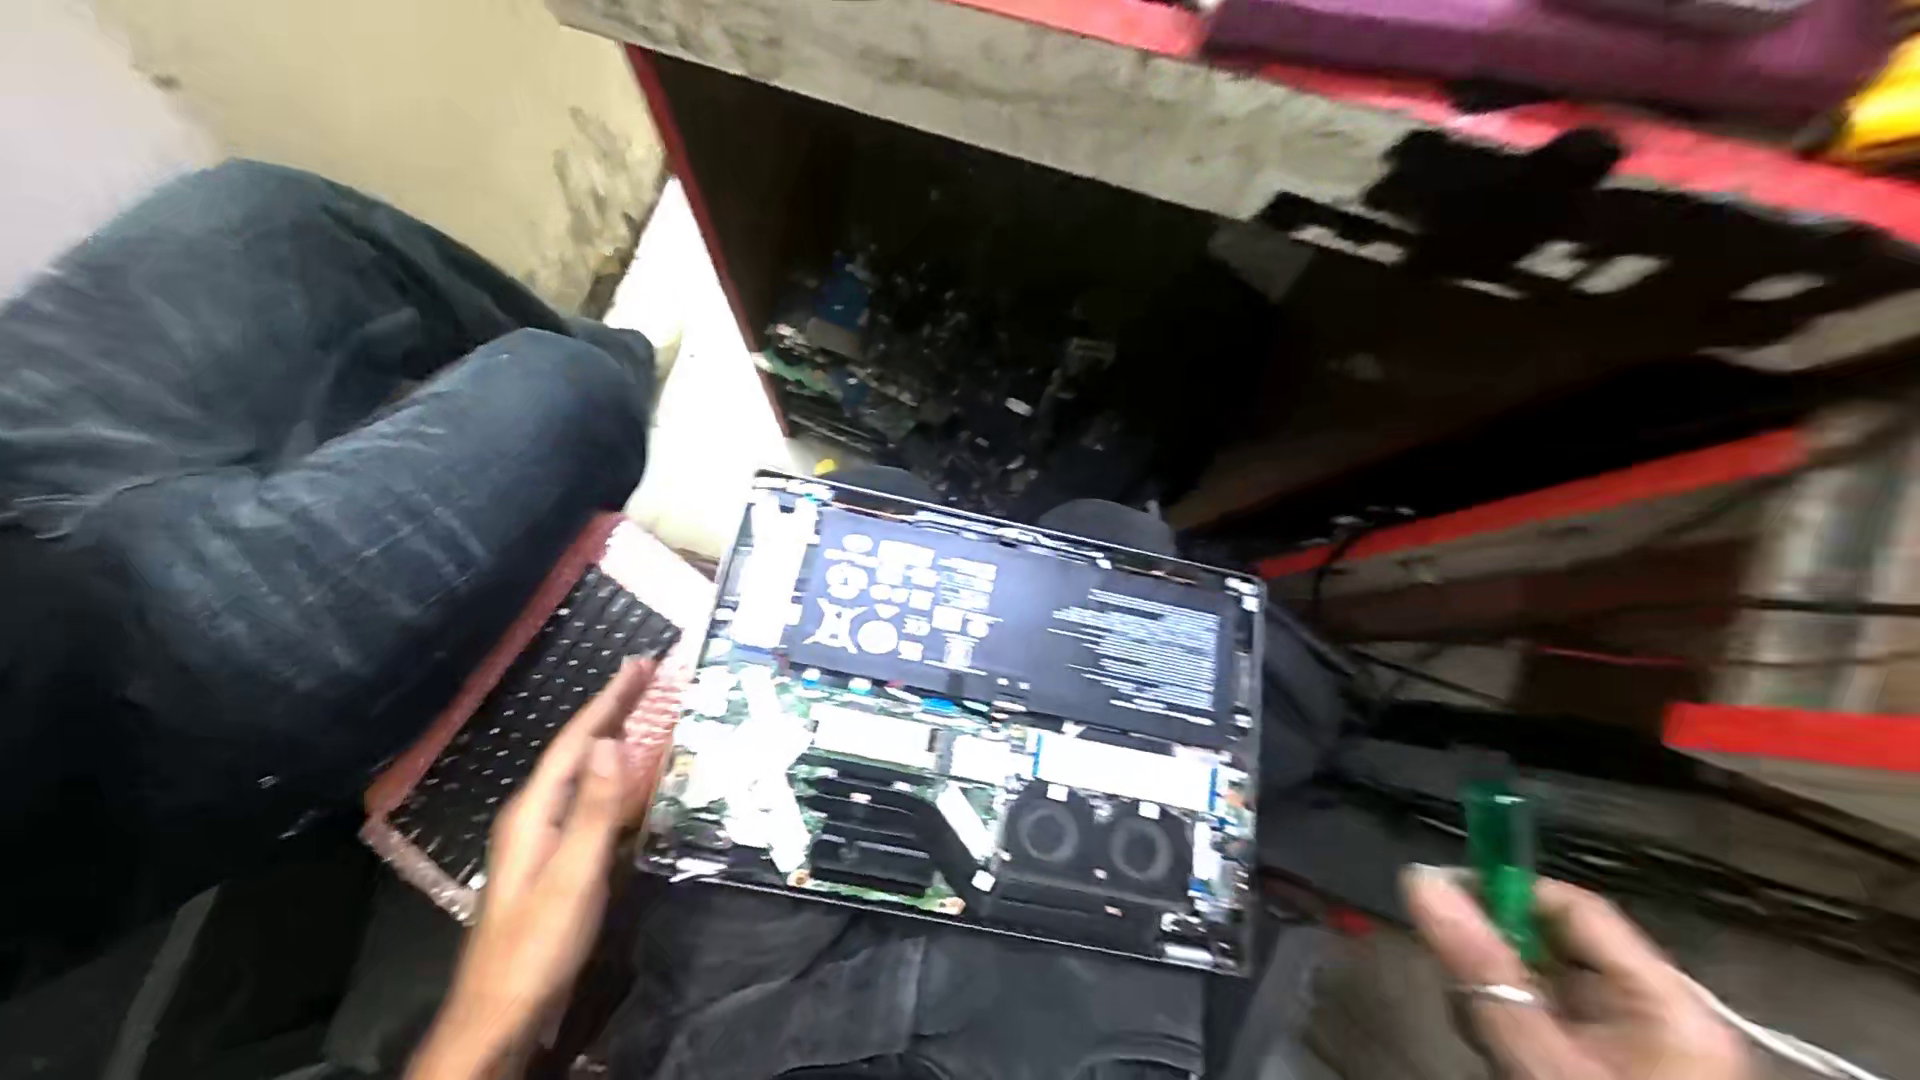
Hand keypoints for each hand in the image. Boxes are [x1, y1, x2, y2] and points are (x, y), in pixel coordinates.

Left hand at [408, 658, 664, 1079]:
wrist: (501, 1016)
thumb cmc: (537, 944)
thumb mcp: (572, 874)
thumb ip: (593, 808)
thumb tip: (612, 742)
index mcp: (534, 810)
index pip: (576, 741)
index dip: (609, 701)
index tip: (640, 665)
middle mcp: (536, 814)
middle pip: (578, 749)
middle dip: (612, 709)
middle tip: (647, 675)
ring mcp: (546, 837)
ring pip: (586, 773)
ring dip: (615, 737)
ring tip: (644, 711)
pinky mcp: (561, 858)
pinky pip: (594, 800)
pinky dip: (618, 776)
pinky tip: (633, 778)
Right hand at [1403, 866, 1750, 1079]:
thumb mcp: (1536, 1059)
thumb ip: (1479, 966)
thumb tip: (1419, 876)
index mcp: (1664, 1002)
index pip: (1571, 907)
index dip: (1504, 891)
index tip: (1437, 896)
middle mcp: (1650, 1010)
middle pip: (1549, 941)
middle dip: (1488, 952)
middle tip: (1450, 974)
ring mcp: (1625, 1039)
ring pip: (1533, 975)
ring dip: (1488, 987)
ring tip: (1475, 1028)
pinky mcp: (1596, 1059)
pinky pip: (1535, 1009)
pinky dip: (1498, 1015)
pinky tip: (1488, 1044)